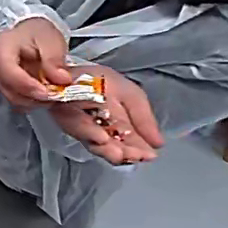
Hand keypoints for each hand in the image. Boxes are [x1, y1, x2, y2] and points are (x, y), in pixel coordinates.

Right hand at [0, 17, 71, 105]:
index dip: (28, 86)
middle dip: (33, 96)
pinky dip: (32, 100)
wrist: (32, 35)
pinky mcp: (4, 85)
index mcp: (1, 46)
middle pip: (9, 88)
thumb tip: (61, 80)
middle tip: (57, 95)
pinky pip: (17, 98)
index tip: (49, 93)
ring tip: (54, 94)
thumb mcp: (50, 39)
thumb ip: (55, 59)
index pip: (8, 72)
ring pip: (12, 97)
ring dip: (34, 100)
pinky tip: (46, 94)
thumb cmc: (38, 33)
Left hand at [47, 67, 165, 164]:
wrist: (71, 71)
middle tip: (134, 155)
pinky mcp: (67, 123)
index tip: (148, 155)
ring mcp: (84, 129)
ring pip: (98, 145)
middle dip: (125, 152)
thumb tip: (159, 144)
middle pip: (115, 148)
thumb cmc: (101, 80)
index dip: (139, 151)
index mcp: (120, 126)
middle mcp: (103, 132)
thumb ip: (144, 118)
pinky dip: (91, 134)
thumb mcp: (131, 95)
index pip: (132, 144)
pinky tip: (102, 138)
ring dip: (109, 149)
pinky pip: (80, 130)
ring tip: (119, 152)